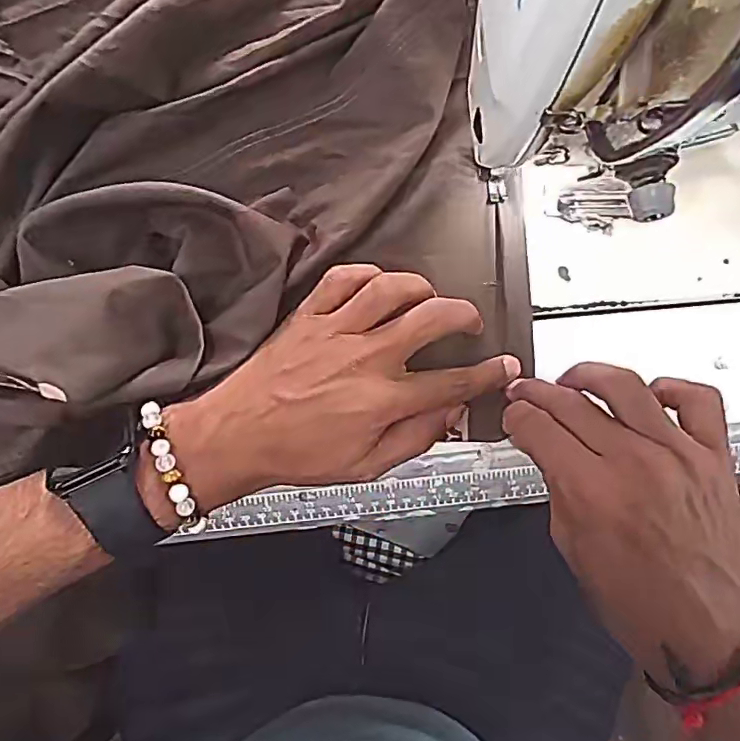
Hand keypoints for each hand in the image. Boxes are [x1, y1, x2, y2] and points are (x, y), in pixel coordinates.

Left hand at [143, 265, 520, 522]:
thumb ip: (414, 438)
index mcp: (382, 399)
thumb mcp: (365, 466)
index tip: (502, 367)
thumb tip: (446, 416)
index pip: (452, 381)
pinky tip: (377, 283)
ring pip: (392, 289)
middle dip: (464, 315)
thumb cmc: (294, 453)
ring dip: (421, 288)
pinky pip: (343, 279)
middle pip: (432, 319)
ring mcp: (336, 331)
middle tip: (469, 321)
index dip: (487, 374)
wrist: (237, 436)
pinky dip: (366, 274)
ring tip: (429, 297)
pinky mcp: (309, 317)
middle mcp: (364, 358)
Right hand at [504, 363, 739, 687]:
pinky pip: (697, 399)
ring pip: (625, 386)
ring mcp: (679, 455)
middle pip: (571, 402)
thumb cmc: (642, 603)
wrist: (705, 629)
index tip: (515, 415)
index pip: (539, 426)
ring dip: (589, 375)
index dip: (518, 415)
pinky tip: (651, 394)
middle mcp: (635, 464)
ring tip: (576, 381)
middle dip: (538, 393)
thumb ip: (558, 488)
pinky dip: (671, 387)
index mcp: (592, 492)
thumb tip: (548, 452)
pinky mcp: (713, 457)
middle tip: (529, 394)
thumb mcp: (572, 546)